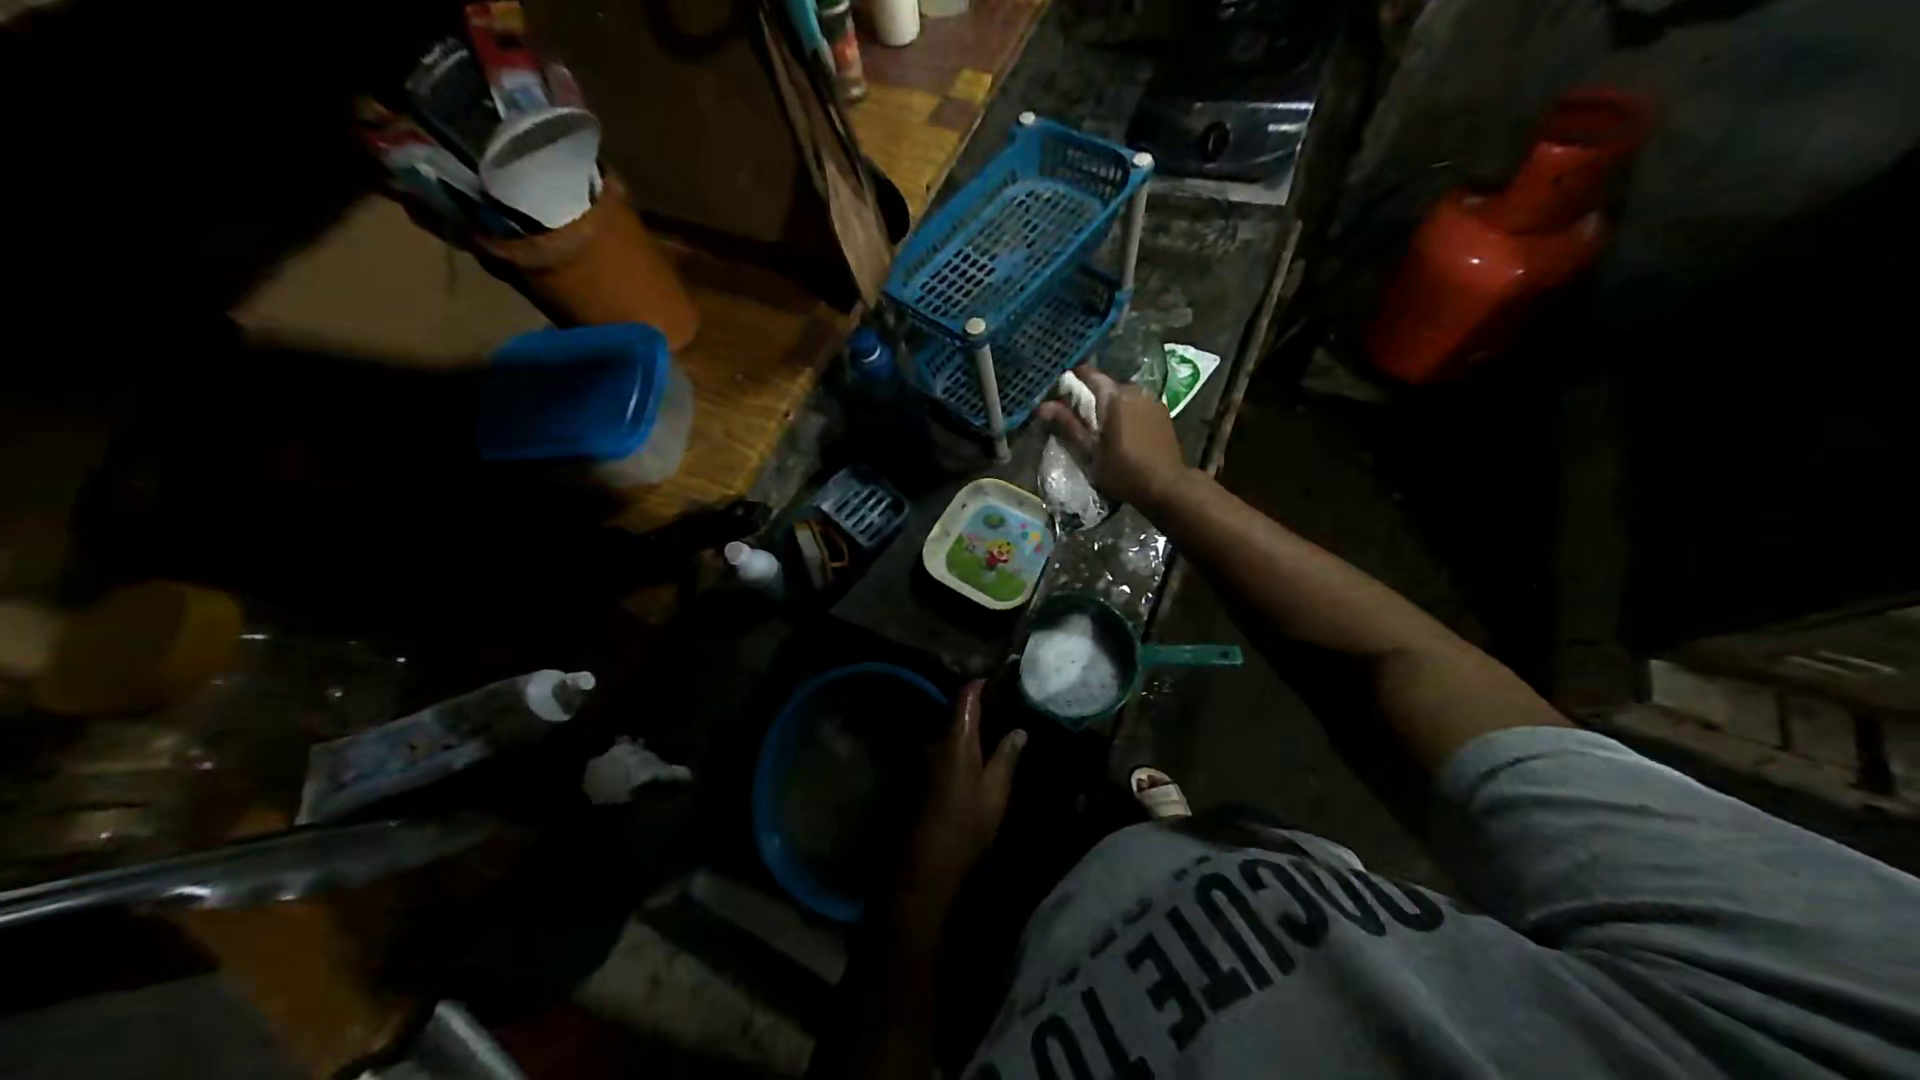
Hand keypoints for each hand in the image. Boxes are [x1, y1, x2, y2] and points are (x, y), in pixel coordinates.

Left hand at [900, 681, 1026, 914]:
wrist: (926, 862)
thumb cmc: (967, 824)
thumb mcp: (996, 791)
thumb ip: (1006, 756)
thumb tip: (1019, 729)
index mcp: (956, 739)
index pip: (966, 698)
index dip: (980, 683)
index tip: (999, 676)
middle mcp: (936, 741)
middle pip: (956, 711)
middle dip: (977, 704)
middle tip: (1005, 701)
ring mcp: (926, 757)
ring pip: (949, 730)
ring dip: (968, 725)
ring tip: (995, 724)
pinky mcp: (922, 773)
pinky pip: (944, 746)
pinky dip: (960, 742)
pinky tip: (977, 750)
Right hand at [1036, 366, 1189, 512]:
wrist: (1167, 486)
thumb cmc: (1123, 471)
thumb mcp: (1090, 452)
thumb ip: (1067, 425)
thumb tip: (1042, 406)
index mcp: (1113, 396)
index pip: (1088, 373)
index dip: (1071, 378)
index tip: (1058, 390)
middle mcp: (1134, 390)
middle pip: (1105, 385)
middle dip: (1090, 396)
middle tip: (1076, 418)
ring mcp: (1151, 399)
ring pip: (1121, 395)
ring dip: (1109, 406)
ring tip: (1099, 428)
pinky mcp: (1161, 411)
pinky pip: (1136, 404)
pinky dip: (1125, 412)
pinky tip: (1122, 432)